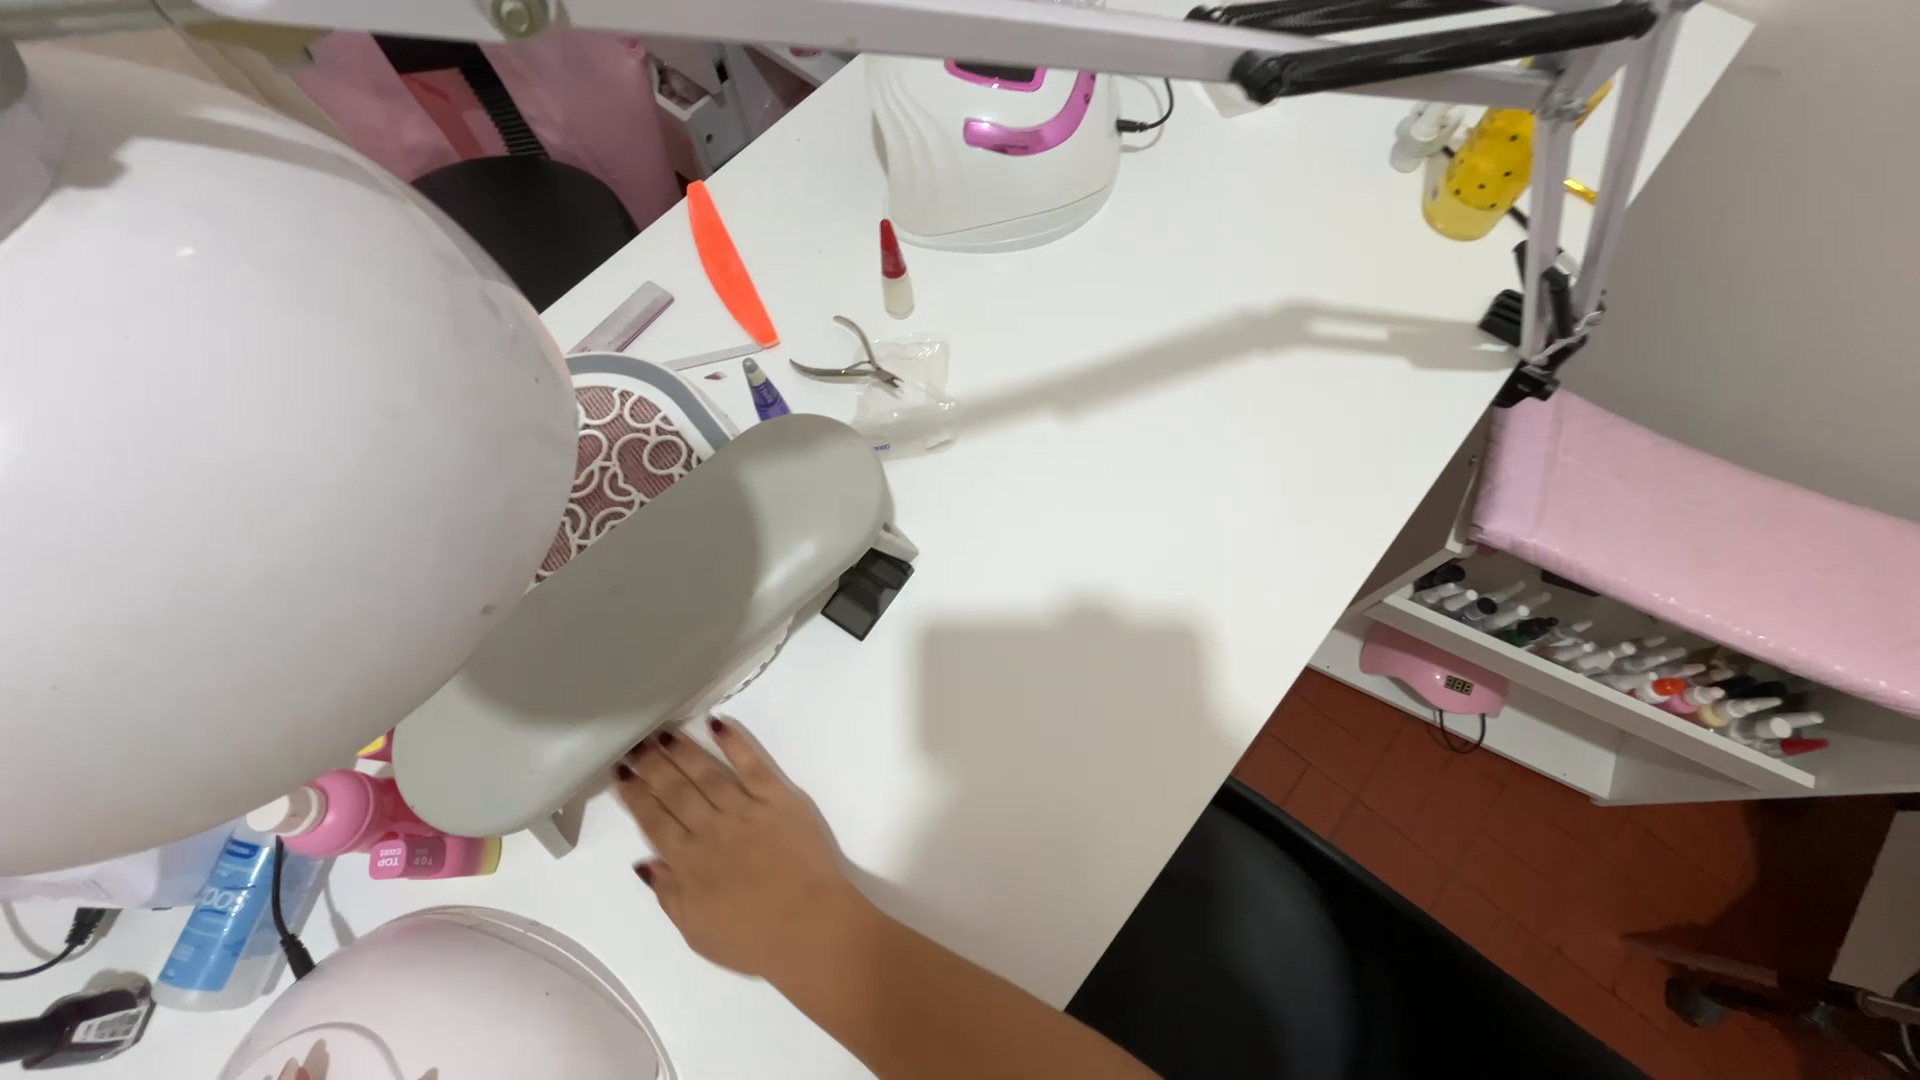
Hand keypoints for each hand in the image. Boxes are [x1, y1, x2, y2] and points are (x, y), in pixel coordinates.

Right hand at [615, 719, 872, 979]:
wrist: (809, 925)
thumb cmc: (753, 939)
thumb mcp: (696, 932)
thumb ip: (669, 894)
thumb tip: (645, 863)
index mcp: (688, 863)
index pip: (654, 821)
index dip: (636, 796)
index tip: (622, 774)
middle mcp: (711, 829)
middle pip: (676, 790)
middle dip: (652, 765)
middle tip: (636, 744)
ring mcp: (745, 810)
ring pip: (707, 773)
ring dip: (684, 750)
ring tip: (665, 732)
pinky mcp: (778, 798)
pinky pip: (752, 764)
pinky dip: (735, 743)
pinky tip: (718, 724)